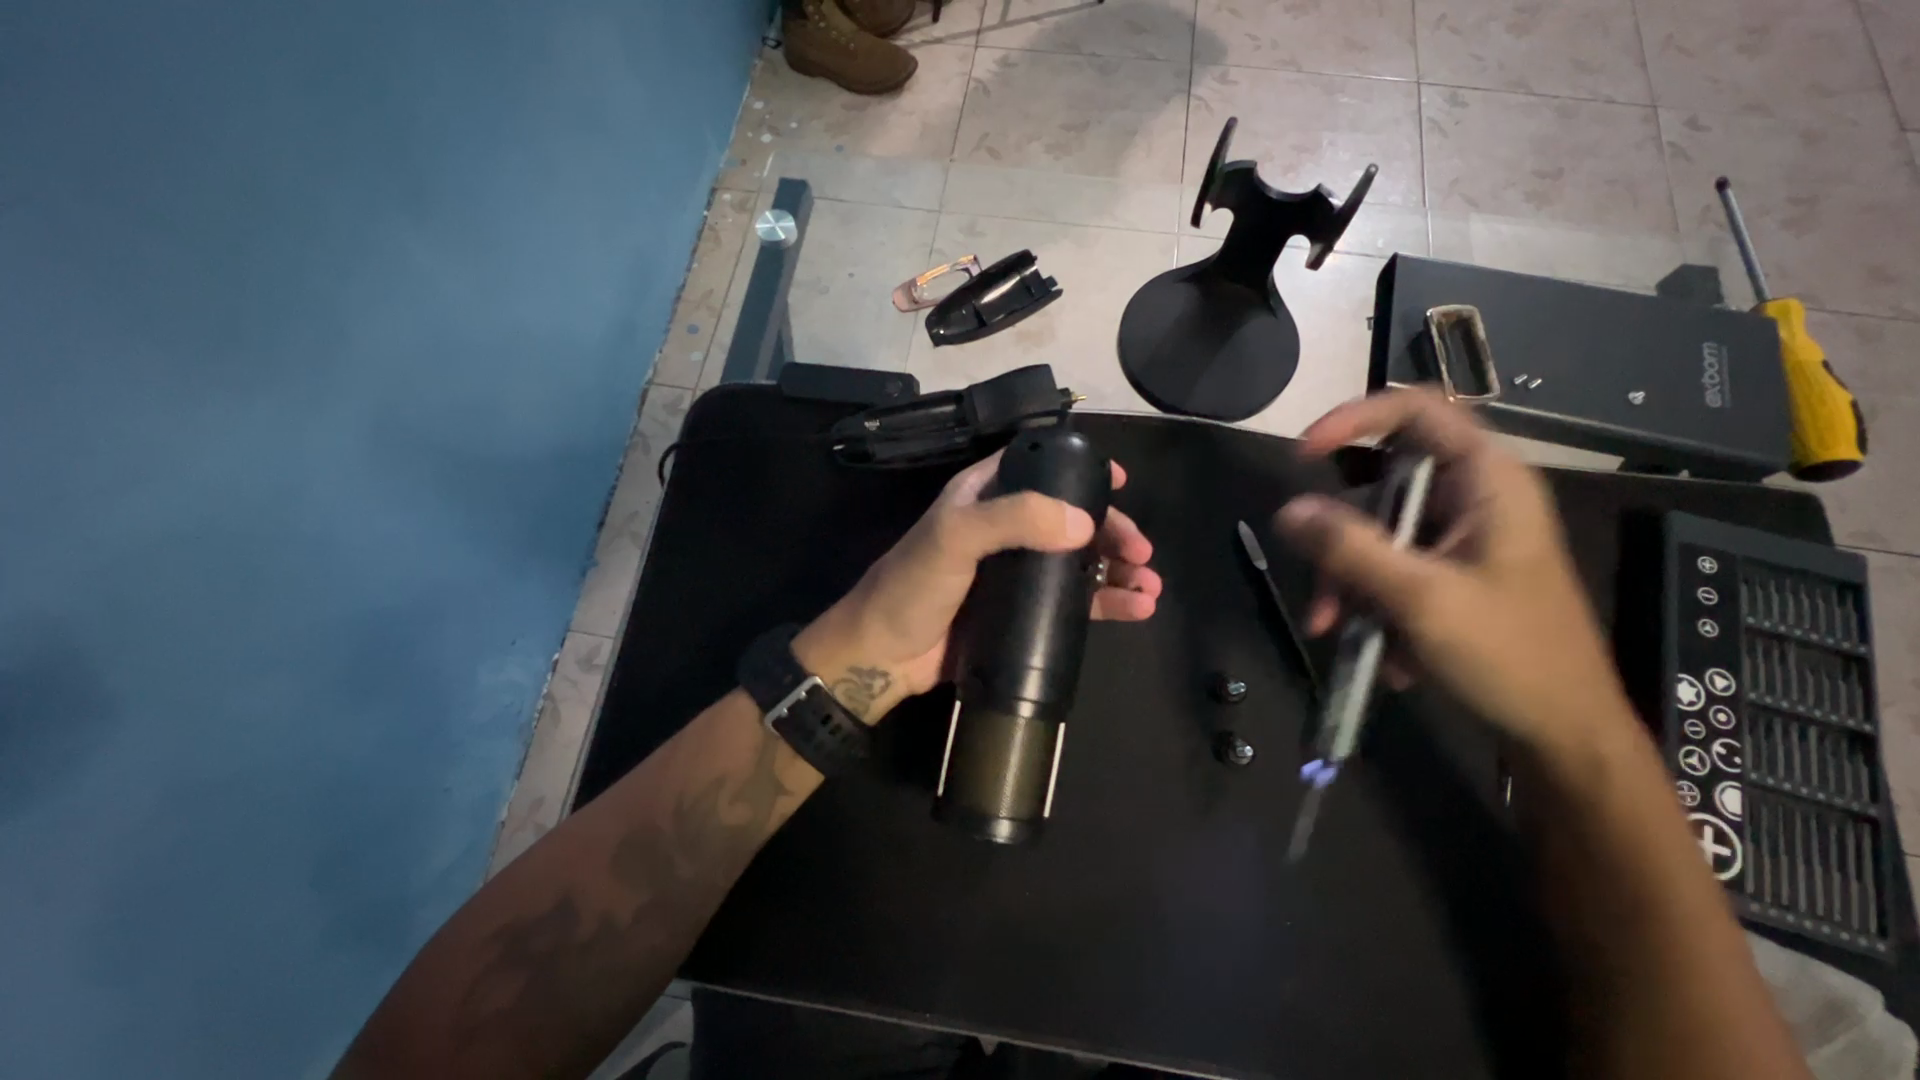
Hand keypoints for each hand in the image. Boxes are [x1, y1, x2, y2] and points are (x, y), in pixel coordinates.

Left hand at [793, 449, 1159, 723]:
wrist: (883, 658)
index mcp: (983, 496)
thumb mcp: (955, 537)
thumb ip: (1014, 518)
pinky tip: (1136, 609)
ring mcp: (1014, 574)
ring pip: (1077, 562)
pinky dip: (1106, 603)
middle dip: (1111, 531)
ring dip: (1117, 570)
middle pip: (1071, 519)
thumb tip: (1085, 523)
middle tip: (1142, 551)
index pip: (1040, 467)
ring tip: (1149, 587)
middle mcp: (1003, 529)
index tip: (1121, 480)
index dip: (1082, 470)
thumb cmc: (912, 587)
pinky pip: (1071, 603)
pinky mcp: (1020, 614)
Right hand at [1273, 389, 1634, 760]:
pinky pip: (1392, 567)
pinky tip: (1381, 652)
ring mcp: (1464, 536)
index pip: (1414, 410)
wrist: (1565, 733)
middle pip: (1381, 482)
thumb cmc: (1509, 655)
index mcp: (1487, 479)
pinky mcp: (1454, 572)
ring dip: (1348, 579)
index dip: (1353, 419)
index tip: (1302, 455)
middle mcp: (1475, 496)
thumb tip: (1287, 510)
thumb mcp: (1420, 598)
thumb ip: (1349, 548)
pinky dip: (1372, 601)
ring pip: (1378, 531)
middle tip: (1319, 581)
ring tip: (1335, 630)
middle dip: (1340, 535)